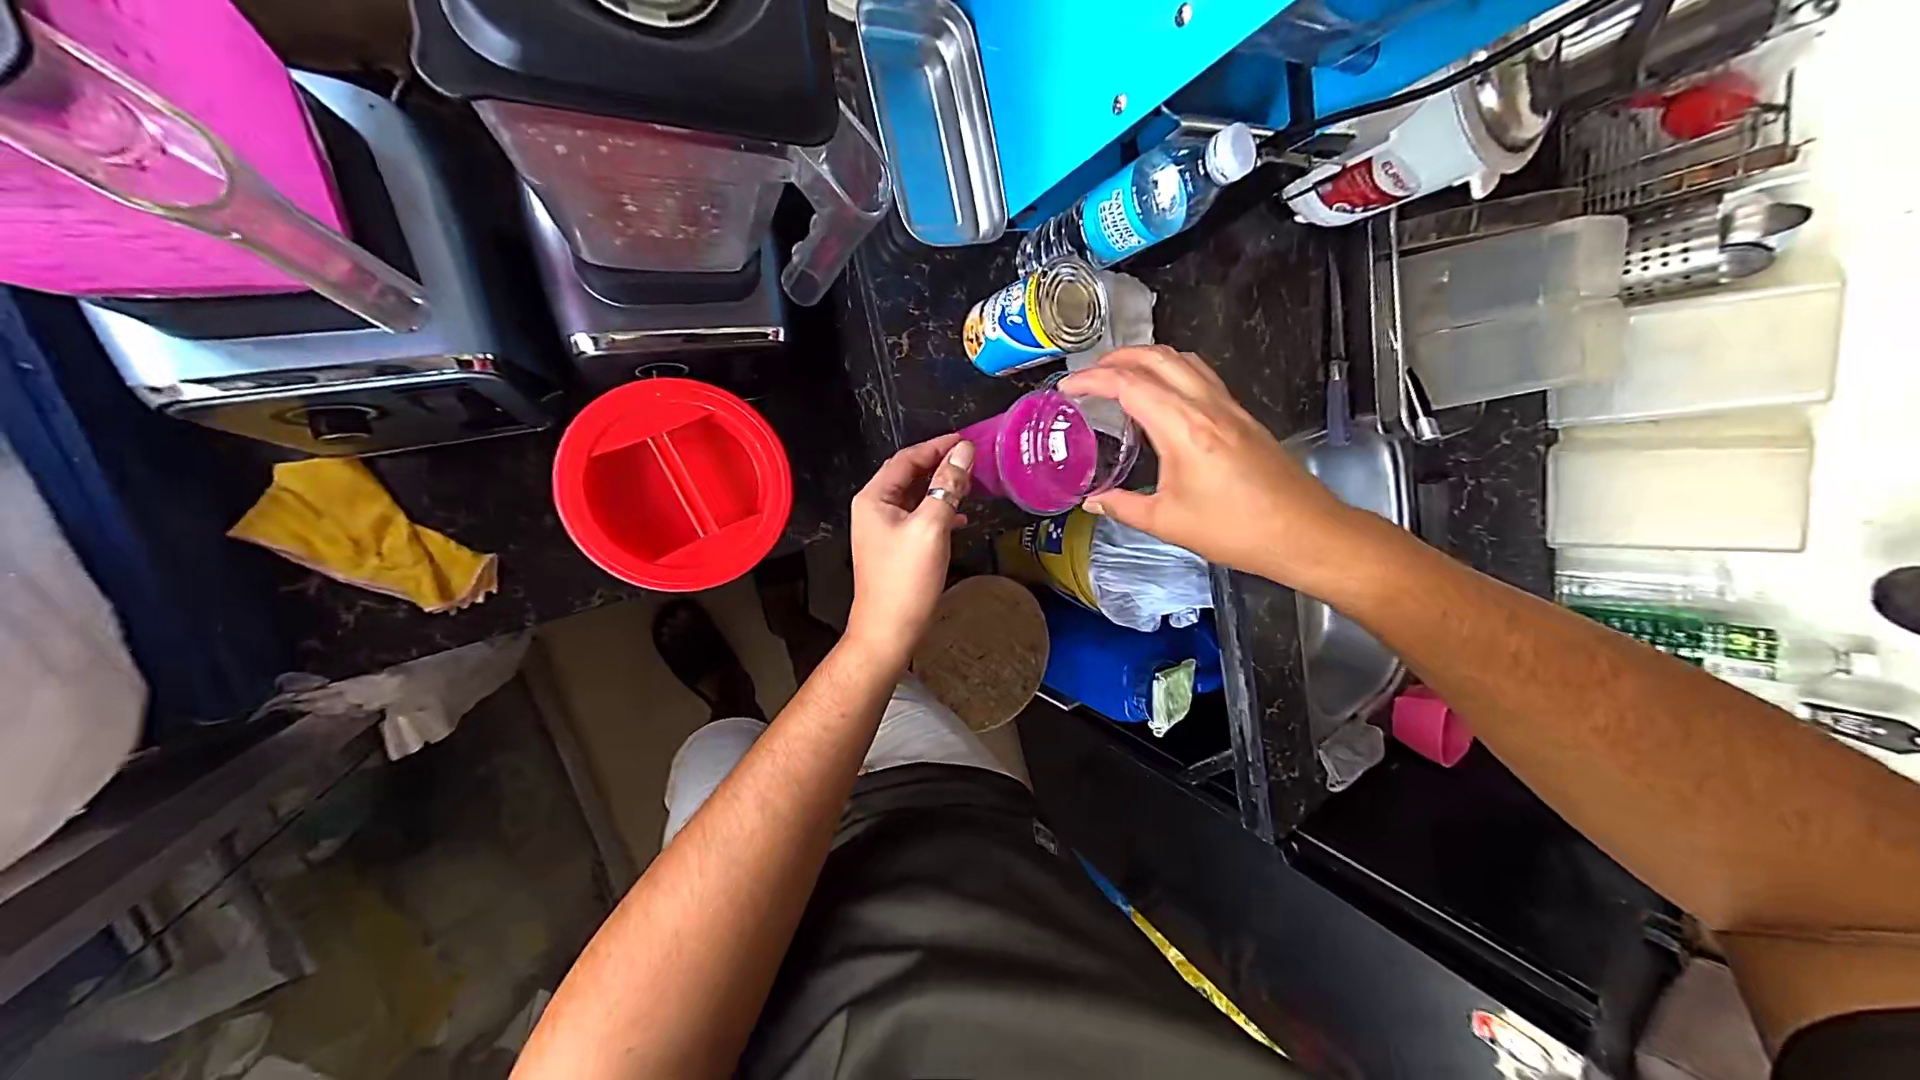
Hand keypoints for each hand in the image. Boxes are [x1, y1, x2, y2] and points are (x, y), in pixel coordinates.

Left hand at [844, 434, 973, 666]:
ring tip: (970, 482)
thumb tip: (963, 452)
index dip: (937, 446)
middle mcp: (874, 509)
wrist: (888, 629)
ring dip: (941, 487)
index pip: (907, 458)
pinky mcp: (895, 546)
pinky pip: (918, 516)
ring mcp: (883, 529)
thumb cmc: (905, 581)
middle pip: (910, 474)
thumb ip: (946, 486)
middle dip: (940, 464)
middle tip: (971, 458)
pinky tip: (960, 517)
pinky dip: (939, 510)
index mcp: (874, 498)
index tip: (966, 440)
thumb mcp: (931, 527)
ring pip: (915, 496)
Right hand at [1059, 346, 1358, 588]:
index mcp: (1184, 429)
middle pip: (1156, 357)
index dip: (1093, 379)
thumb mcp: (1167, 522)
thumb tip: (1094, 501)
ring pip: (1182, 359)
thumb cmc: (1239, 530)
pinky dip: (1172, 370)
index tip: (1069, 386)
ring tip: (1120, 375)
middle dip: (1116, 357)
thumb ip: (1122, 506)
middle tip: (1089, 374)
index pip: (1129, 384)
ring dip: (1146, 358)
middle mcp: (1208, 407)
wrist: (1303, 533)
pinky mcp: (1242, 416)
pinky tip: (1162, 393)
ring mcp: (1229, 407)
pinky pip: (1201, 374)